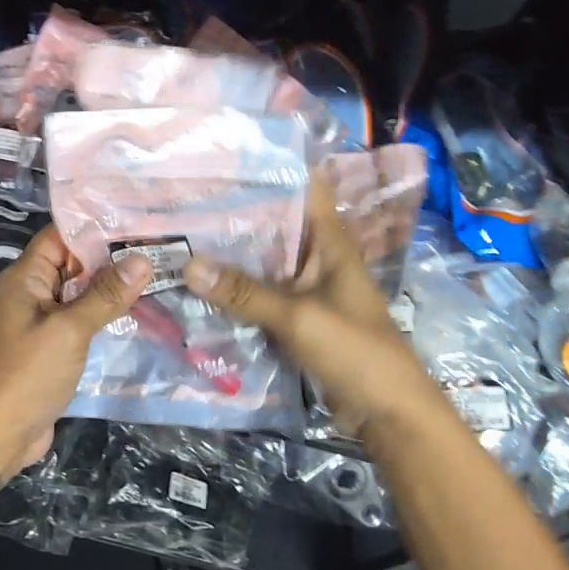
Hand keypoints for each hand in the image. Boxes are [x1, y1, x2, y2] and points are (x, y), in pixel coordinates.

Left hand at [0, 226, 150, 469]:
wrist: (0, 432)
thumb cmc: (29, 374)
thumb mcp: (70, 330)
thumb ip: (105, 295)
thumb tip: (142, 259)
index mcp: (25, 278)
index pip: (60, 236)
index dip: (95, 226)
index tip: (137, 218)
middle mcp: (30, 292)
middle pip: (72, 262)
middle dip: (111, 255)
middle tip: (160, 244)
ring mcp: (40, 319)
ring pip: (79, 291)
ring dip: (111, 285)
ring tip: (159, 270)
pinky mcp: (51, 344)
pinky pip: (79, 318)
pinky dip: (104, 312)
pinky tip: (139, 309)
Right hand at [183, 170, 441, 438]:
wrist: (389, 413)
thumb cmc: (356, 351)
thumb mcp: (298, 317)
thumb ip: (244, 292)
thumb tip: (188, 264)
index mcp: (331, 243)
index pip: (305, 189)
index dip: (271, 168)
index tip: (225, 156)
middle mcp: (317, 258)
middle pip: (274, 224)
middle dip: (235, 211)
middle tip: (182, 196)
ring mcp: (305, 290)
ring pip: (262, 262)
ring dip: (230, 253)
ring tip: (179, 232)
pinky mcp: (295, 319)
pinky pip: (259, 295)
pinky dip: (234, 290)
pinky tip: (198, 284)